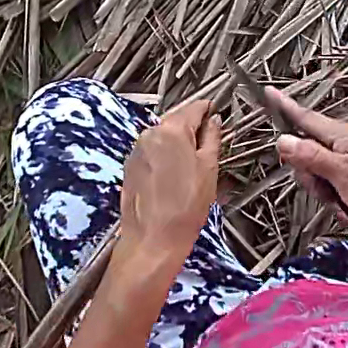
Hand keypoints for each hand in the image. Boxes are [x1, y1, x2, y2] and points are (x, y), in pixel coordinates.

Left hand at [117, 100, 221, 272]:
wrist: (152, 240)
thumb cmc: (184, 207)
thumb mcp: (208, 168)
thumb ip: (212, 138)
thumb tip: (214, 122)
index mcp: (171, 130)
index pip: (194, 107)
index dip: (208, 110)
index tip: (216, 114)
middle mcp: (150, 134)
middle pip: (177, 120)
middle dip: (194, 130)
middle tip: (210, 148)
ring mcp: (138, 150)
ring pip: (164, 137)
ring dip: (179, 145)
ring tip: (194, 168)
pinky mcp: (131, 166)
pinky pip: (153, 152)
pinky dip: (166, 157)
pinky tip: (176, 178)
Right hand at [267, 87, 347, 245]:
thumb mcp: (342, 174)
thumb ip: (311, 157)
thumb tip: (283, 139)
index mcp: (341, 135)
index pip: (305, 117)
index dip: (285, 107)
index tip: (268, 92)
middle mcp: (344, 144)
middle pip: (306, 153)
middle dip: (310, 176)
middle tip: (326, 189)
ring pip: (317, 174)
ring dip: (326, 194)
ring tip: (344, 202)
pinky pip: (332, 189)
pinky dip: (338, 203)